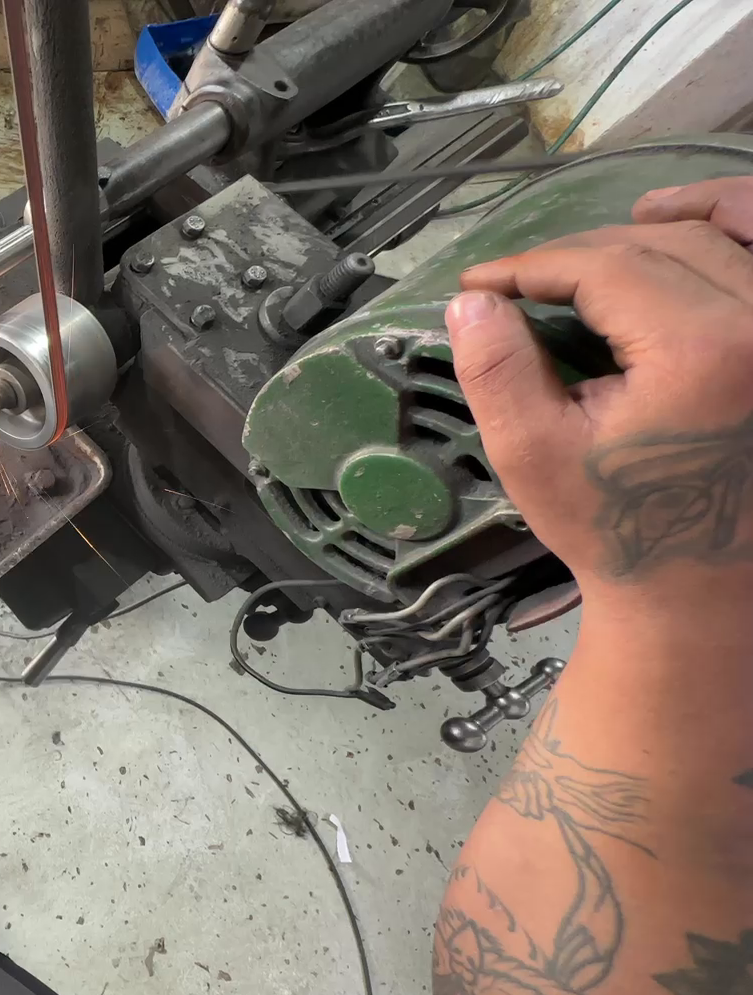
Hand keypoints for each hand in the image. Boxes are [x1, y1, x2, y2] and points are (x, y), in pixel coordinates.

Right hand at [445, 186, 752, 618]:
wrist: (700, 571)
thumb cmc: (606, 514)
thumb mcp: (527, 448)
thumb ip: (497, 369)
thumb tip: (469, 302)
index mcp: (699, 347)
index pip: (605, 269)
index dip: (529, 267)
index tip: (474, 284)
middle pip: (665, 246)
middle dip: (576, 253)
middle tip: (510, 280)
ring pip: (737, 232)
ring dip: (666, 222)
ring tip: (612, 225)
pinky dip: (743, 225)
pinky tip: (702, 222)